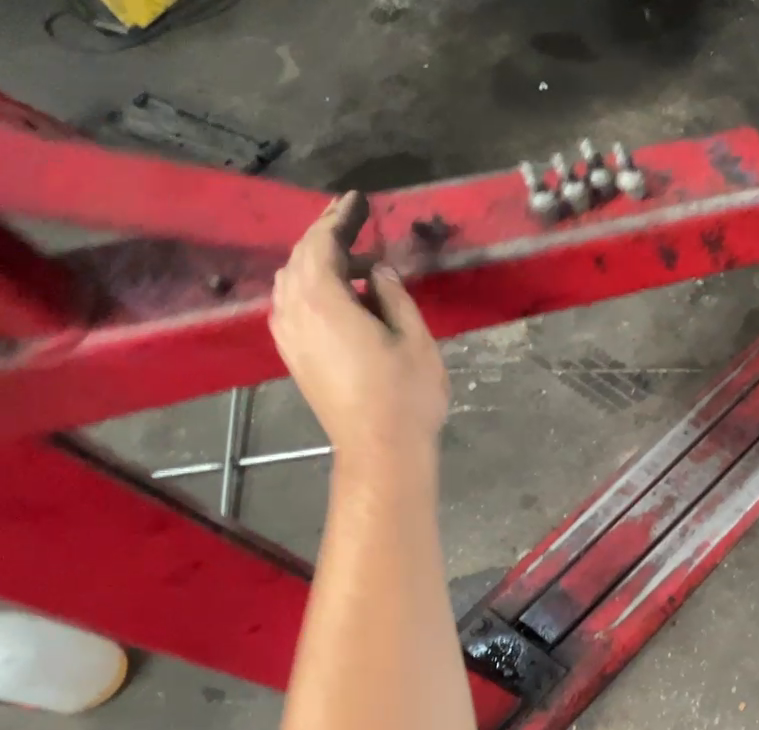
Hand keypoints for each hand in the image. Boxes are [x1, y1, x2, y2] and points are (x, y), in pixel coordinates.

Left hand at [269, 193, 447, 467]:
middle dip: (325, 235)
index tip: (356, 199)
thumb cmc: (406, 394)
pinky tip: (337, 293)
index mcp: (324, 300)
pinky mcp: (294, 352)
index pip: (323, 243)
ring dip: (318, 262)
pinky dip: (311, 285)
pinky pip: (292, 302)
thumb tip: (381, 272)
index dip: (339, 218)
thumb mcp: (415, 340)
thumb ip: (395, 298)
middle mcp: (294, 309)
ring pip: (292, 279)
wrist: (379, 446)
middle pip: (301, 257)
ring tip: (352, 259)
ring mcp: (288, 332)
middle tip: (353, 221)